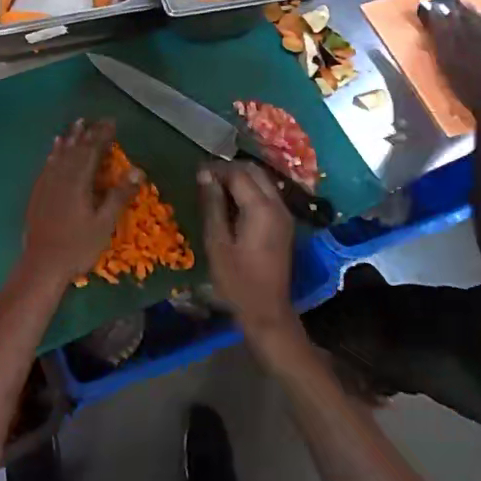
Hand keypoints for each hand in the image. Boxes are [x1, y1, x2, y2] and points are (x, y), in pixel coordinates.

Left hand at [20, 120, 140, 287]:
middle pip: (75, 149)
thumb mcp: (104, 224)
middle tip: (97, 120)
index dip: (102, 135)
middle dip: (87, 133)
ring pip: (60, 154)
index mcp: (79, 181)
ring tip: (77, 124)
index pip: (92, 151)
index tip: (112, 122)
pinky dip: (54, 152)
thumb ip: (119, 195)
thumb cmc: (77, 246)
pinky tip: (54, 148)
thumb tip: (138, 170)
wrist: (41, 265)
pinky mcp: (38, 192)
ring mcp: (47, 184)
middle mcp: (61, 176)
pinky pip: (48, 164)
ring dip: (70, 138)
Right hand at [198, 161, 297, 341]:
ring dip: (240, 178)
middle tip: (206, 179)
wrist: (267, 311)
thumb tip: (205, 175)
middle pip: (255, 171)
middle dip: (230, 169)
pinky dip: (250, 190)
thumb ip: (212, 205)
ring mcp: (284, 214)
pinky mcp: (284, 224)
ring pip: (263, 181)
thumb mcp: (217, 242)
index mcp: (261, 208)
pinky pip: (267, 194)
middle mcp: (277, 205)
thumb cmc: (236, 280)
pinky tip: (231, 203)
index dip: (216, 169)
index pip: (238, 174)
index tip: (196, 173)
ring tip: (215, 189)